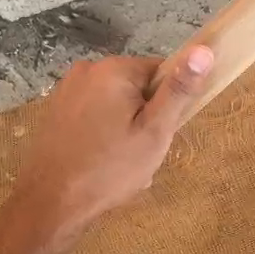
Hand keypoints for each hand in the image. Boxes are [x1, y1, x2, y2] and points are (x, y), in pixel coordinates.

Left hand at [15, 46, 213, 233]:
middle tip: (143, 152)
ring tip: (122, 161)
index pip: (161, 72)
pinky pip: (95, 113)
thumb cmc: (110, 168)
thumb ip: (179, 90)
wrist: (50, 203)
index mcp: (114, 69)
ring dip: (126, 127)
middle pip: (137, 87)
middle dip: (145, 117)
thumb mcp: (155, 131)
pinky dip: (103, 132)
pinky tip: (101, 159)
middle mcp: (88, 69)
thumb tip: (204, 50)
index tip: (161, 132)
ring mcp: (67, 89)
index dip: (167, 104)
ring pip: (116, 102)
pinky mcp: (56, 109)